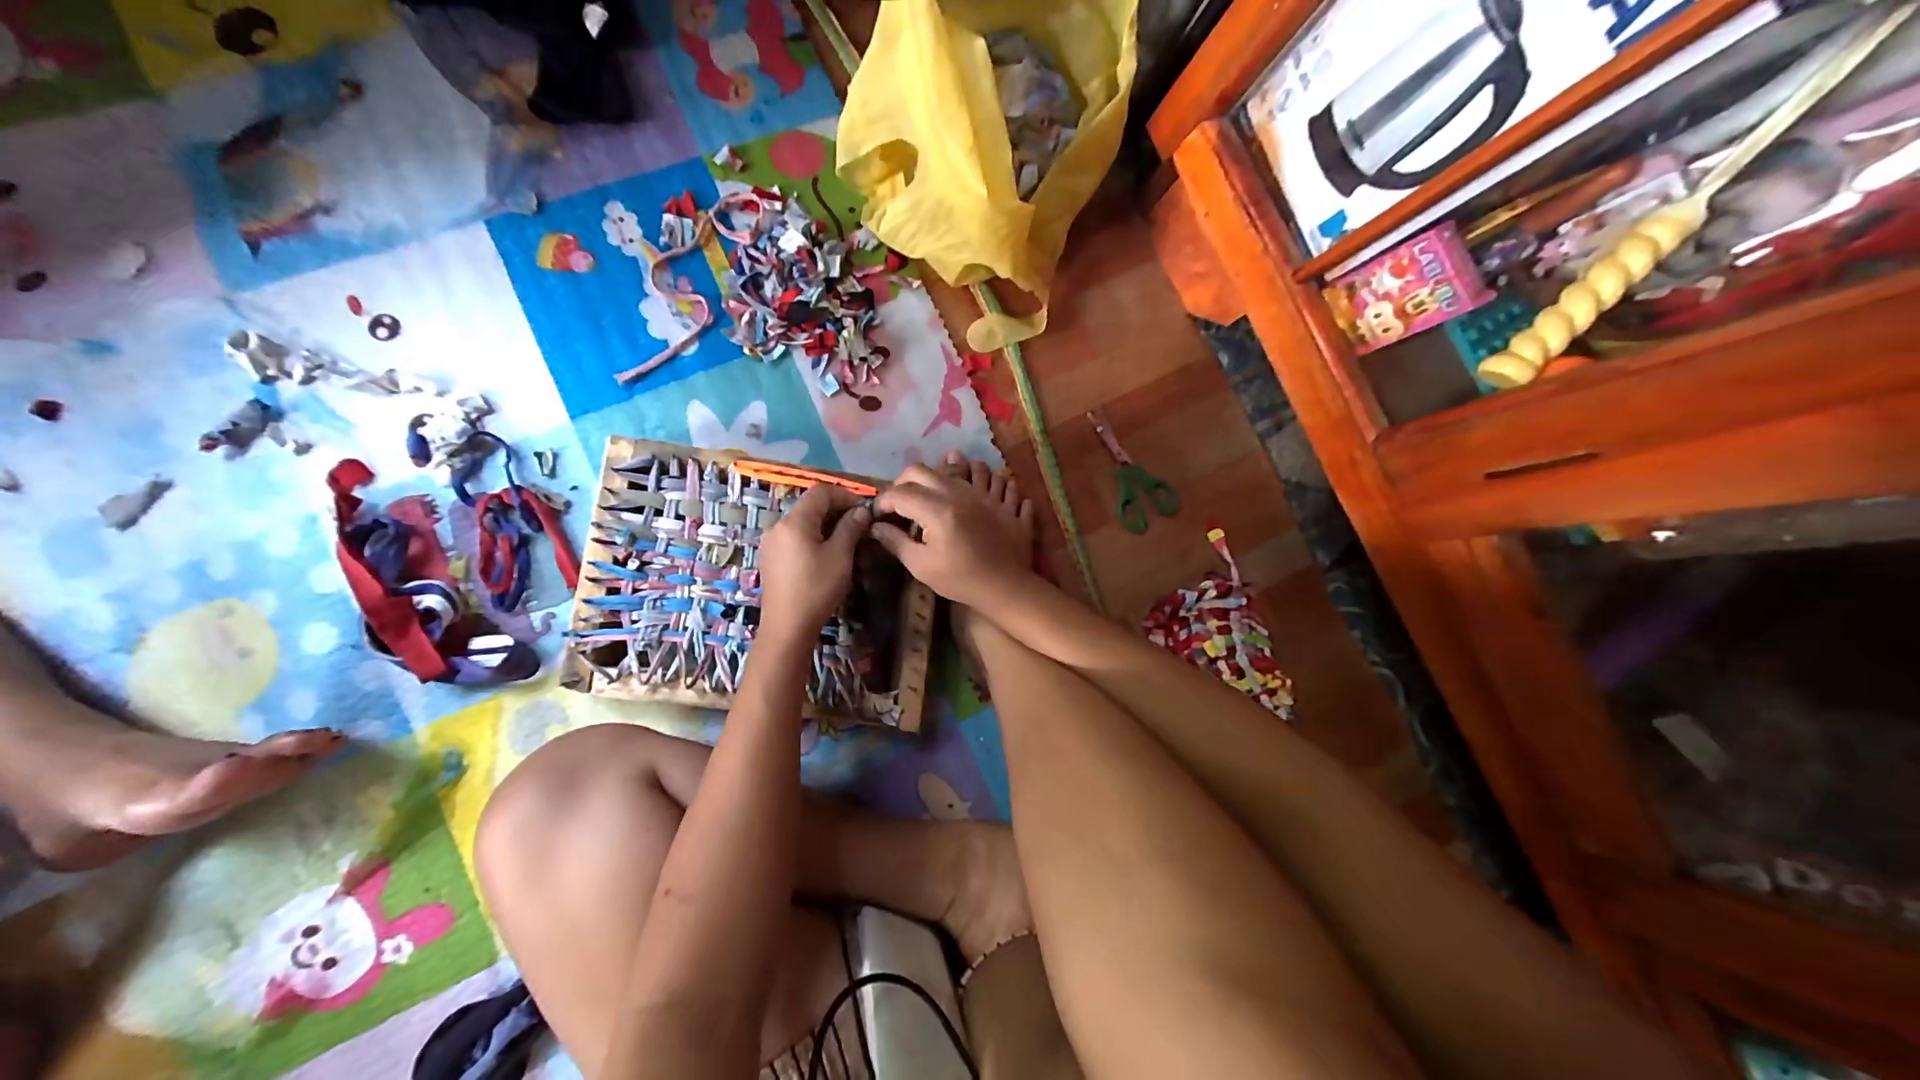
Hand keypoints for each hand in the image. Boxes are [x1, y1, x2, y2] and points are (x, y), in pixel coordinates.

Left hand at [758, 484, 869, 639]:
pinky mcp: (771, 559)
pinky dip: (813, 538)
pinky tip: (826, 556)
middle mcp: (778, 526)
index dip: (845, 495)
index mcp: (794, 521)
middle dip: (836, 511)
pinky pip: (794, 538)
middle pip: (810, 506)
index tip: (864, 511)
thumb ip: (850, 527)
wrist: (787, 627)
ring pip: (802, 523)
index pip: (821, 492)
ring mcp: (771, 544)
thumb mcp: (840, 556)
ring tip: (846, 542)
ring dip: (826, 526)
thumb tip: (861, 511)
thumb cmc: (817, 588)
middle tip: (859, 527)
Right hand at [870, 465, 1031, 609]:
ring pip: (965, 465)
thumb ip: (896, 542)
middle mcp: (960, 492)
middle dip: (904, 482)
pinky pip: (999, 479)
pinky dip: (988, 481)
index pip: (899, 492)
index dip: (883, 501)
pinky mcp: (1006, 501)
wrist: (1006, 588)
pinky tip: (980, 493)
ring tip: (942, 490)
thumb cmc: (960, 580)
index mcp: (936, 509)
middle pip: (923, 470)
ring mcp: (986, 493)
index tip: (879, 515)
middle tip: (901, 502)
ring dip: (950, 472)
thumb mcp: (921, 566)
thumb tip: (876, 527)